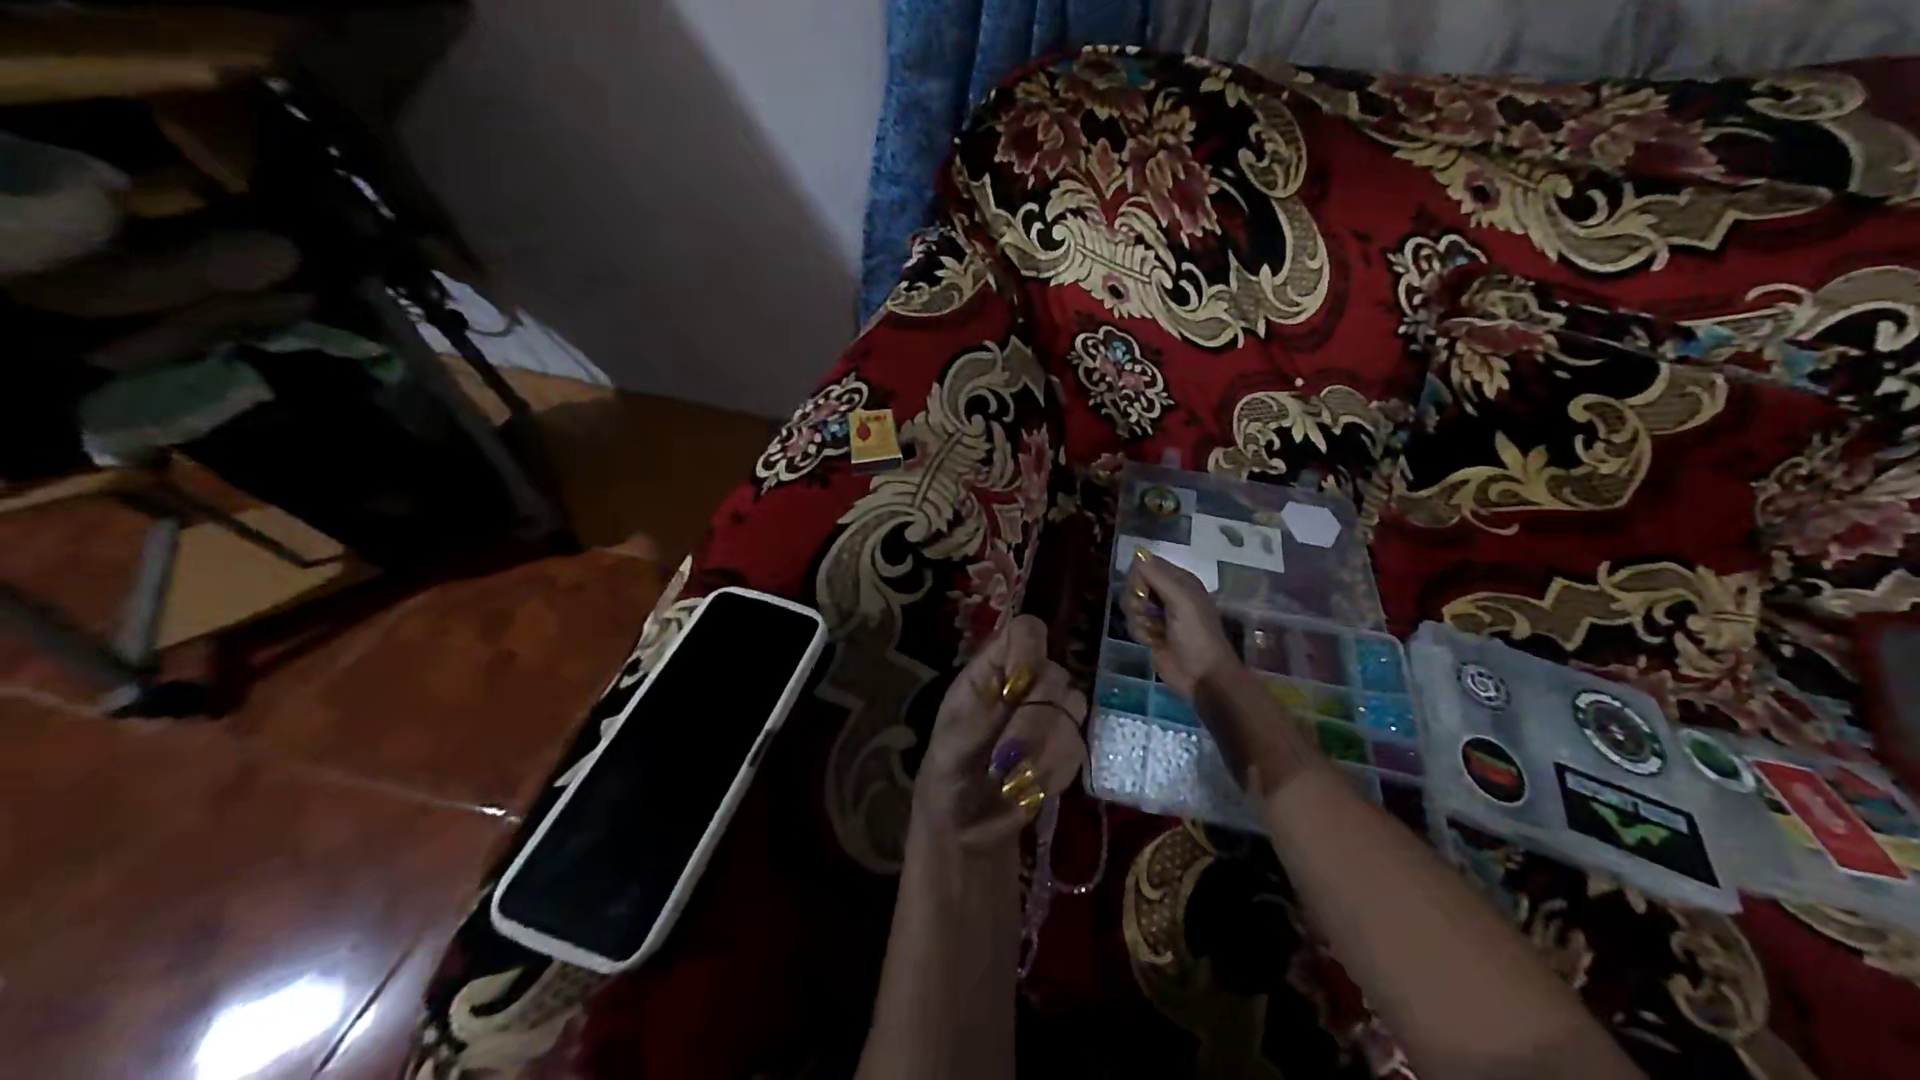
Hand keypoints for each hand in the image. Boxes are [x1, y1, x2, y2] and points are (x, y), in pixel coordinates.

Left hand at [913, 614, 1087, 848]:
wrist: (967, 823)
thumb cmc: (951, 769)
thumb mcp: (954, 732)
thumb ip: (987, 699)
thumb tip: (1024, 676)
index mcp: (994, 667)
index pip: (1027, 631)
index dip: (1028, 652)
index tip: (1014, 690)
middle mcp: (1029, 681)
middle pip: (1055, 677)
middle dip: (1031, 723)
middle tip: (1003, 758)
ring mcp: (1053, 713)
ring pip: (1071, 715)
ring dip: (1040, 753)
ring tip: (1008, 780)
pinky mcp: (1068, 746)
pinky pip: (1076, 748)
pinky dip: (1050, 773)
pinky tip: (1026, 788)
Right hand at [1119, 550, 1241, 697]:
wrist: (1202, 675)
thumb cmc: (1197, 634)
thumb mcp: (1182, 601)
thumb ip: (1159, 577)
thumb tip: (1137, 553)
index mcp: (1180, 581)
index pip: (1148, 565)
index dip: (1139, 576)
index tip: (1141, 591)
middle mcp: (1168, 594)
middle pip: (1135, 584)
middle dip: (1135, 599)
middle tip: (1146, 612)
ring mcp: (1159, 614)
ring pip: (1131, 605)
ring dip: (1137, 618)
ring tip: (1152, 630)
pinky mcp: (1151, 633)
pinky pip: (1132, 623)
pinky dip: (1139, 632)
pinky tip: (1152, 641)